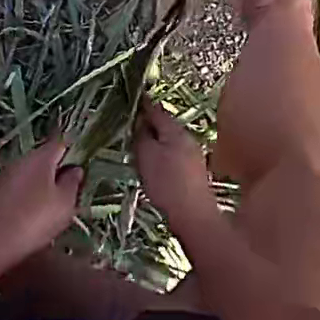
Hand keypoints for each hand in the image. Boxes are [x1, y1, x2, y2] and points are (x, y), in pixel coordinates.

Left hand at [0, 139, 83, 264]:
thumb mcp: (65, 202)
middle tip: (77, 186)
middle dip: (62, 168)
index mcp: (41, 156)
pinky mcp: (2, 190)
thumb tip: (76, 168)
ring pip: (35, 172)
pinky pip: (25, 184)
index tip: (87, 165)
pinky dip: (35, 192)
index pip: (61, 144)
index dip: (75, 152)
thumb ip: (72, 182)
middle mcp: (24, 159)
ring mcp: (11, 174)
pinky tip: (41, 210)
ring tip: (62, 201)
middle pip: (47, 157)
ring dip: (48, 182)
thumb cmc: (37, 217)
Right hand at [134, 103, 220, 235]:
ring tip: (138, 149)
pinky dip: (162, 155)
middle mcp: (188, 139)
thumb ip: (141, 134)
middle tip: (128, 129)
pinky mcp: (195, 172)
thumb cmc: (166, 183)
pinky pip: (174, 155)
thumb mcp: (145, 154)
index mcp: (175, 131)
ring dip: (155, 142)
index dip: (139, 106)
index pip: (155, 110)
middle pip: (163, 125)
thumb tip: (139, 119)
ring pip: (169, 141)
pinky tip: (154, 167)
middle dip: (147, 125)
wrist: (193, 217)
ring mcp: (194, 156)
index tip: (125, 103)